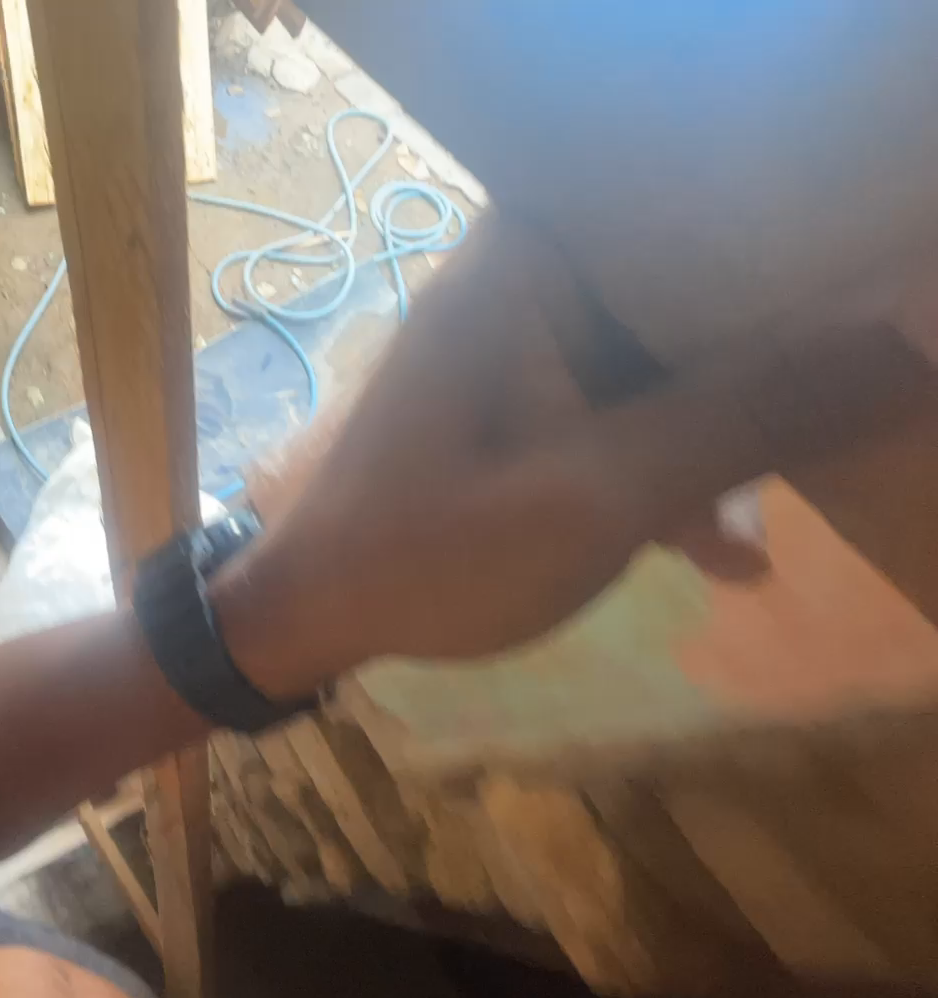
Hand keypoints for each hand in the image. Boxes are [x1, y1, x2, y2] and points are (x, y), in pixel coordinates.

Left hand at [212, 214, 935, 697]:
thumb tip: (910, 337)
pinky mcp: (505, 429)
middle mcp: (504, 309)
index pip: (651, 187)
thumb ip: (741, 417)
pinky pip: (609, 422)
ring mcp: (504, 372)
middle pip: (670, 280)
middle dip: (778, 334)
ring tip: (810, 485)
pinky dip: (663, 474)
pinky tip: (721, 556)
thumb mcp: (592, 497)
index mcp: (506, 286)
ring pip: (652, 361)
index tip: (860, 259)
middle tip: (879, 378)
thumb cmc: (424, 558)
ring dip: (729, 426)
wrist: (314, 615)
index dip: (764, 204)